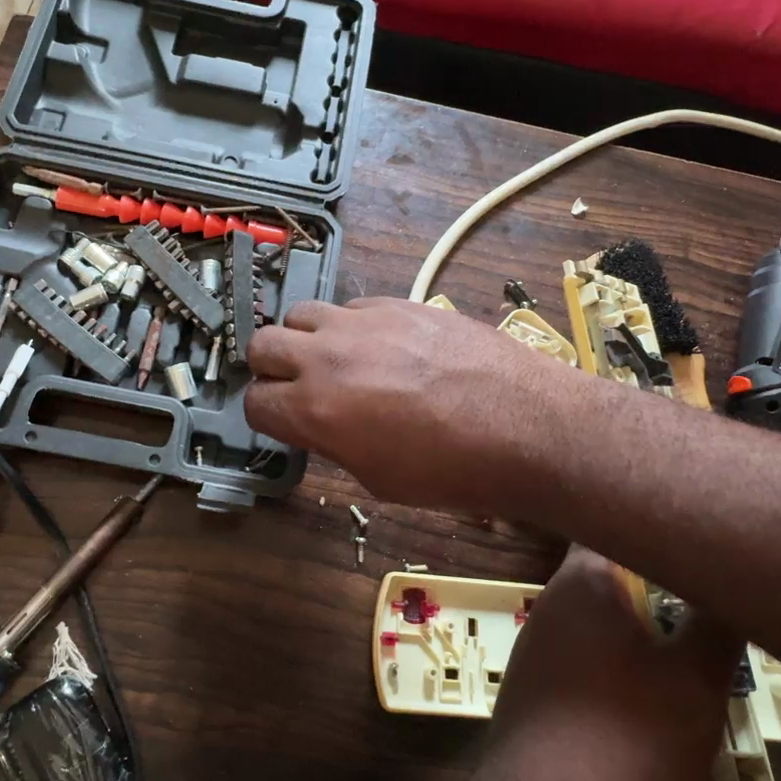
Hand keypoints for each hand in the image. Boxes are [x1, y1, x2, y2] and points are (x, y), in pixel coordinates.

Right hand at [244, 297, 591, 516]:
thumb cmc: (452, 472)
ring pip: (303, 314)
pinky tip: (383, 348)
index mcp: (315, 410)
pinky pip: (353, 307)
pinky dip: (353, 327)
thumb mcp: (377, 477)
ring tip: (336, 359)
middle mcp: (327, 357)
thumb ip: (333, 442)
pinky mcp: (398, 302)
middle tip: (295, 385)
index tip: (281, 420)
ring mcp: (362, 322)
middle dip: (270, 368)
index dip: (264, 414)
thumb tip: (320, 424)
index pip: (255, 402)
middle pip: (262, 343)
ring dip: (306, 338)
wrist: (526, 426)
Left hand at [439, 547, 741, 780]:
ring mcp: (537, 642)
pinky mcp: (535, 683)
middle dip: (657, 577)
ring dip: (638, 621)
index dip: (654, 516)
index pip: (612, 518)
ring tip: (686, 637)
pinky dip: (614, 655)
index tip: (696, 520)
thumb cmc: (626, 737)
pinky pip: (582, 649)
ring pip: (597, 612)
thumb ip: (717, 622)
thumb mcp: (695, 681)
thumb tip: (735, 573)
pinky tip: (642, 686)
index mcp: (581, 580)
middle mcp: (551, 600)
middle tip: (707, 589)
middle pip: (608, 568)